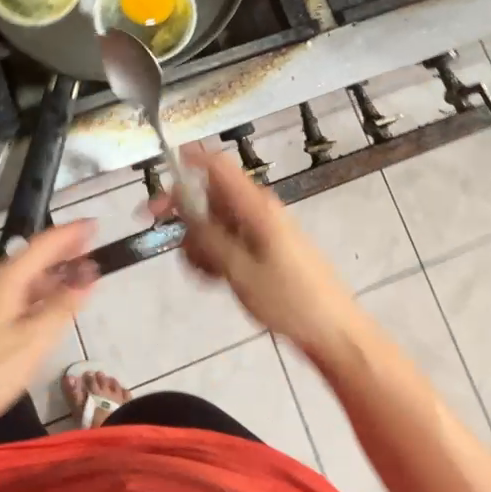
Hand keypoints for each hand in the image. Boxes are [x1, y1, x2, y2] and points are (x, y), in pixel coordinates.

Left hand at [0, 220, 97, 436]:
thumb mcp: (31, 342)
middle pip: (32, 259)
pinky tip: (46, 307)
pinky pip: (14, 296)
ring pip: (23, 280)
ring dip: (50, 275)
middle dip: (62, 252)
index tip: (94, 224)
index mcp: (6, 280)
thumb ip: (62, 307)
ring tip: (76, 275)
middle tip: (91, 247)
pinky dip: (36, 294)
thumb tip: (88, 275)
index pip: (43, 245)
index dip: (70, 234)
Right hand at [153, 147, 363, 358]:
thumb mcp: (239, 270)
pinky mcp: (264, 251)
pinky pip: (229, 242)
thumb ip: (206, 236)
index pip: (218, 166)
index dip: (190, 159)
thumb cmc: (289, 300)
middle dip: (185, 213)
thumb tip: (180, 203)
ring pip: (216, 222)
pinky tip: (214, 279)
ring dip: (199, 242)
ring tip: (203, 272)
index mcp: (255, 207)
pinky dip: (215, 255)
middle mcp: (257, 211)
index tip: (163, 166)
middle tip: (157, 226)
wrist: (333, 332)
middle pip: (210, 196)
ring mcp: (262, 231)